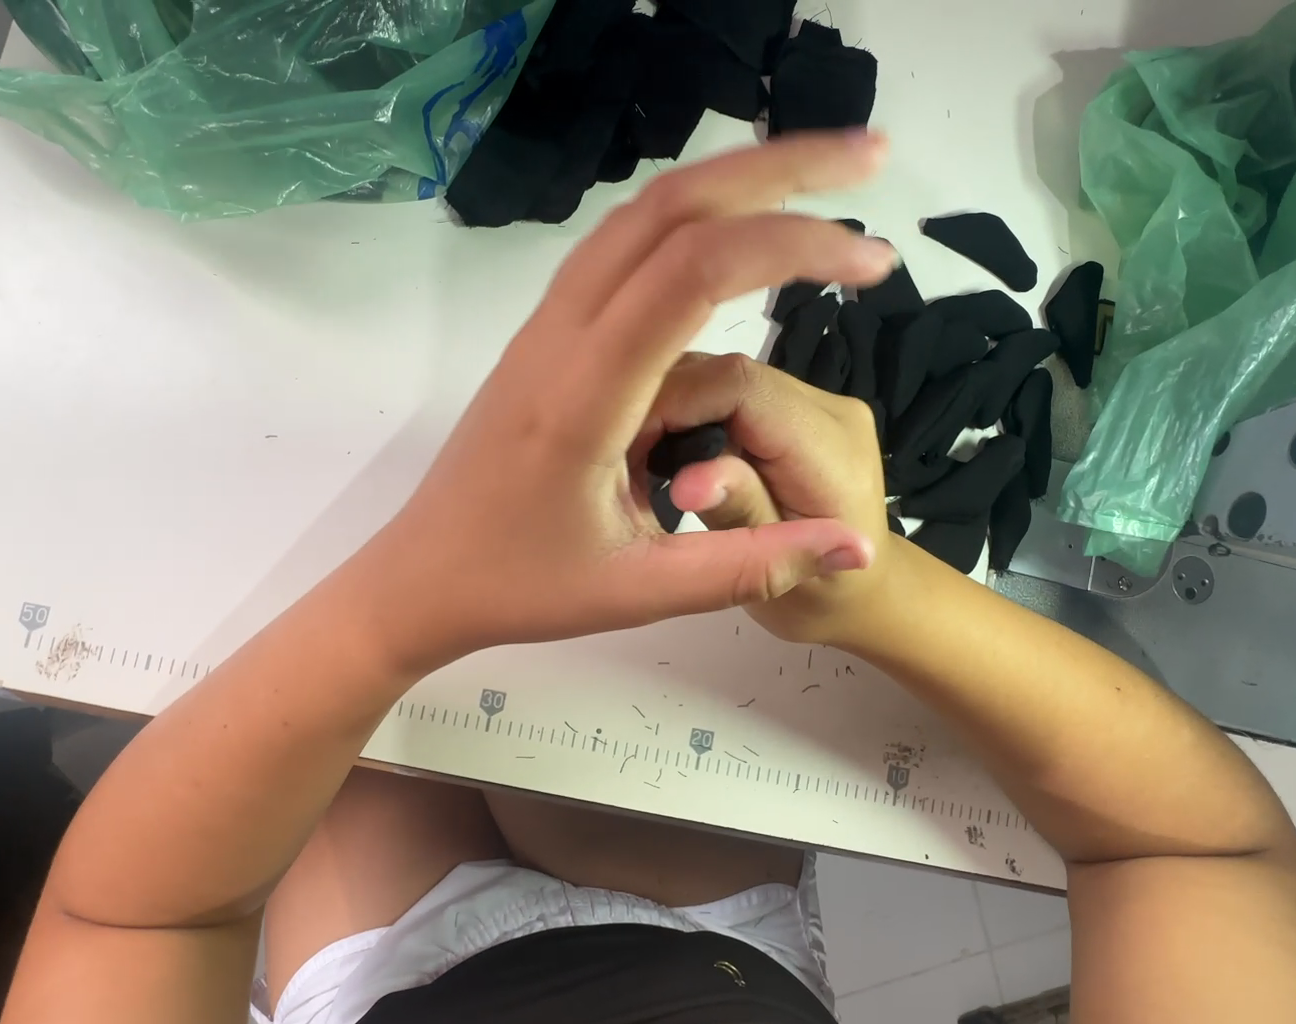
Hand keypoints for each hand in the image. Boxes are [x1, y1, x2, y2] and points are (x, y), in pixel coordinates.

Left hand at [346, 132, 898, 671]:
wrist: (423, 575)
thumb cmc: (519, 588)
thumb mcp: (638, 593)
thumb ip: (748, 568)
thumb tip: (856, 550)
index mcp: (583, 397)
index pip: (693, 274)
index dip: (794, 245)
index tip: (872, 263)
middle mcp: (558, 338)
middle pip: (668, 208)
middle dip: (777, 171)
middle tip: (870, 158)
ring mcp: (543, 328)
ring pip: (637, 216)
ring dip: (729, 182)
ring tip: (816, 180)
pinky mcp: (543, 336)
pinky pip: (617, 250)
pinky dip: (686, 221)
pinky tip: (733, 236)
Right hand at [644, 353, 906, 648]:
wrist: (865, 595)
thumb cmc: (825, 598)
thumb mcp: (780, 578)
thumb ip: (740, 514)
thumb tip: (688, 483)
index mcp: (829, 450)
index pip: (742, 388)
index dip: (676, 399)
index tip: (622, 435)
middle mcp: (828, 409)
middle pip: (730, 376)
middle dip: (669, 403)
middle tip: (619, 450)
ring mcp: (813, 403)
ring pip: (725, 378)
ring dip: (676, 407)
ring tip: (636, 452)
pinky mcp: (795, 409)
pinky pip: (731, 395)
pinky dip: (692, 414)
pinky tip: (665, 449)